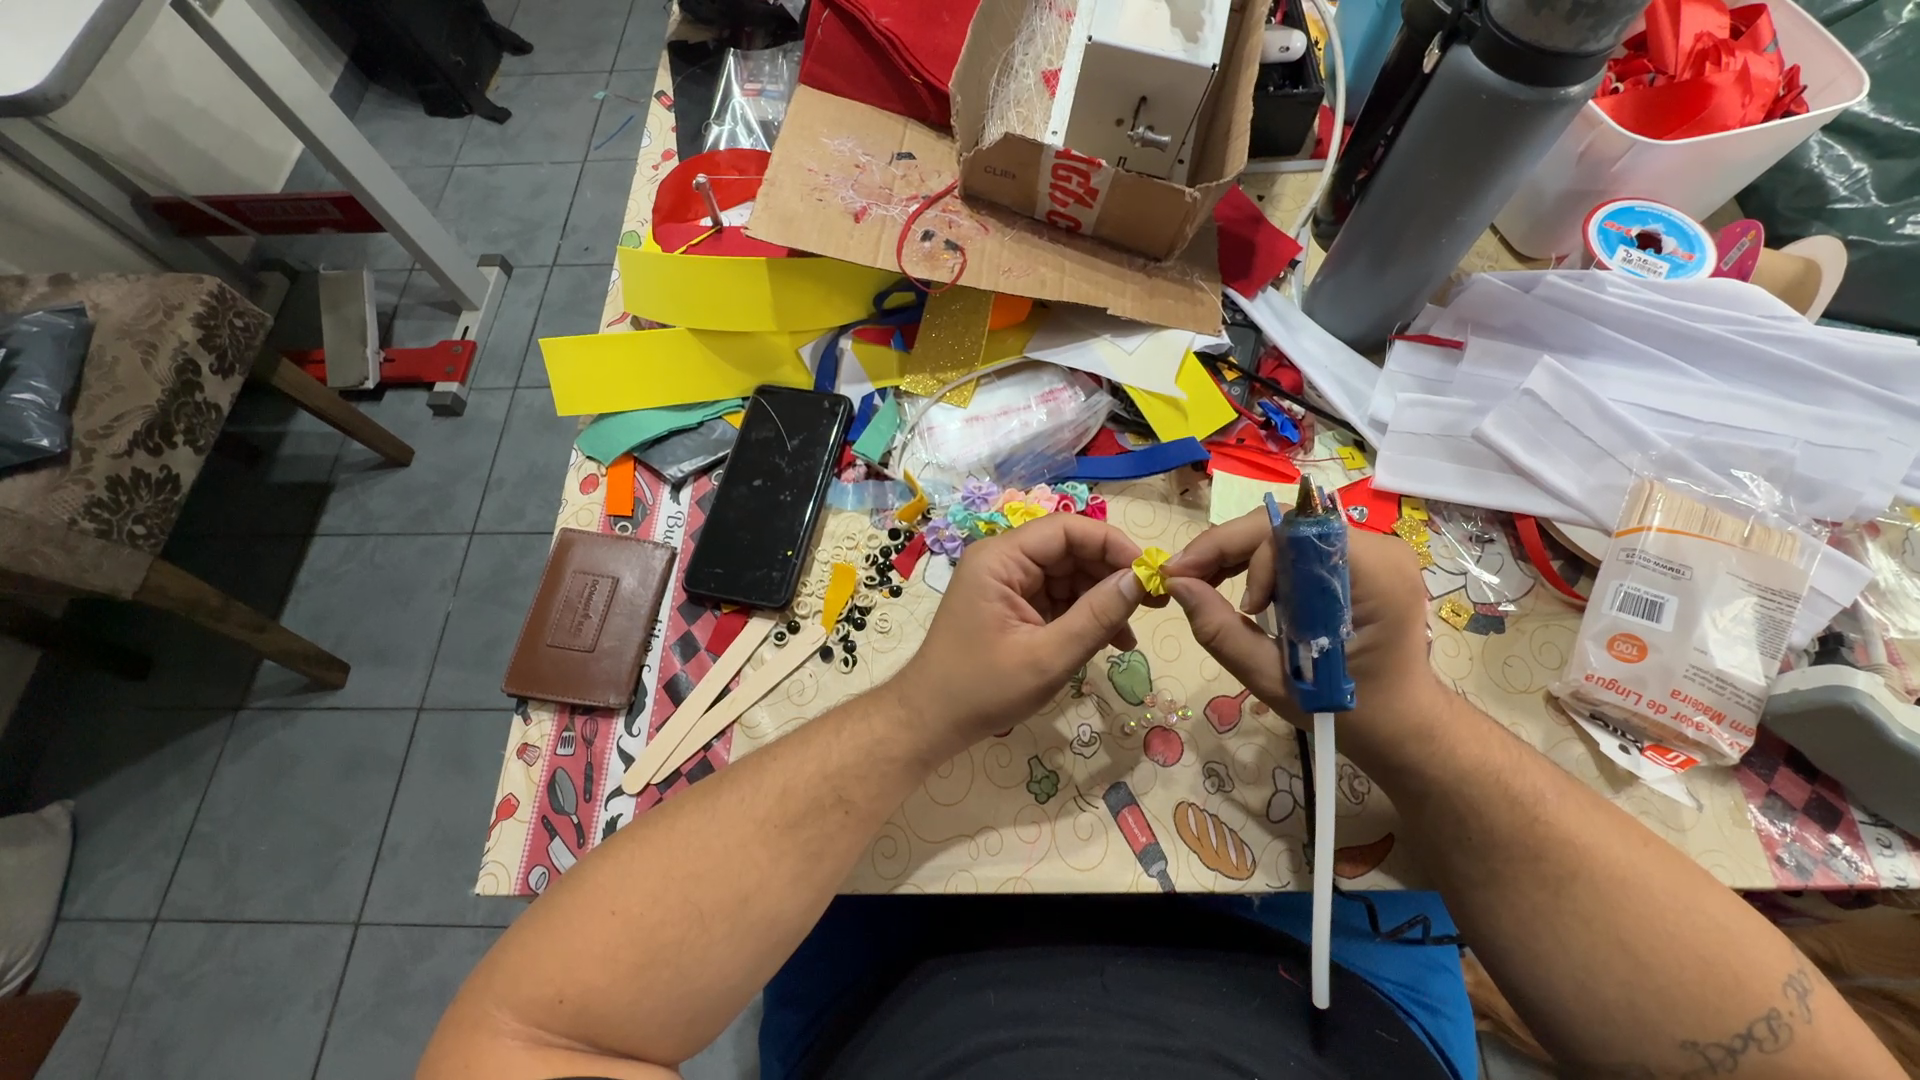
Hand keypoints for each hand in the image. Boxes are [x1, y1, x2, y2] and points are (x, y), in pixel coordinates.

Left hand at [892, 513, 1149, 756]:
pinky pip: (1057, 598)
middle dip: (1111, 575)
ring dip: (1102, 601)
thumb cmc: (982, 689)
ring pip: (1068, 576)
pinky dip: (1084, 616)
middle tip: (1153, 605)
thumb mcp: (1047, 657)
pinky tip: (1111, 642)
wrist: (932, 722)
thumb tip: (1140, 580)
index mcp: (1000, 559)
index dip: (1112, 544)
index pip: (1066, 530)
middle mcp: (1002, 561)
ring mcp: (1006, 584)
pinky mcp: (1012, 606)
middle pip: (1069, 551)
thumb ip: (1096, 616)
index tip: (1150, 573)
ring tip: (1131, 636)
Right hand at [1161, 509, 1444, 731]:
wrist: (1404, 725)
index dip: (1228, 546)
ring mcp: (1370, 552)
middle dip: (1226, 549)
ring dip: (1238, 556)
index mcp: (1371, 575)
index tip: (1185, 577)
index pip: (1284, 531)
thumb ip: (1222, 631)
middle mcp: (1376, 549)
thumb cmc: (1348, 712)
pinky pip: (1297, 547)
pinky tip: (1235, 588)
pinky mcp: (1358, 562)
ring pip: (1284, 532)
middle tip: (1181, 578)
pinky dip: (1259, 564)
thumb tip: (1176, 585)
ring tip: (1200, 583)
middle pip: (1282, 524)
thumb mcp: (1274, 681)